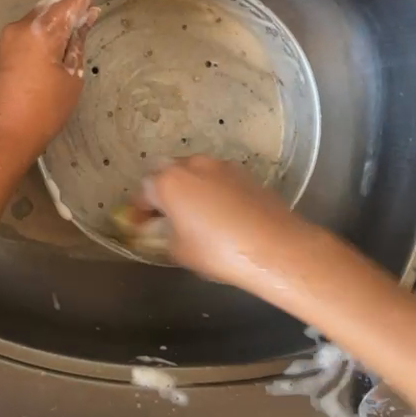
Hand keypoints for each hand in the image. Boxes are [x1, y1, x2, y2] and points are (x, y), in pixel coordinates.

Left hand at [0, 0, 107, 167]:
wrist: (0, 138)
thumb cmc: (43, 112)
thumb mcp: (71, 78)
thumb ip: (77, 44)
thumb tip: (85, 20)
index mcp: (39, 31)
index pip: (69, 1)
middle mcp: (18, 28)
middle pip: (50, 5)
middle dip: (72, 1)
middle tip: (94, 0)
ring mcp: (4, 40)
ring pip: (36, 18)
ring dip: (57, 15)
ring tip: (80, 19)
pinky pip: (26, 32)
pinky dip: (44, 29)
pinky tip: (57, 37)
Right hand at [141, 156, 316, 286]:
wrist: (275, 247)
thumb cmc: (218, 251)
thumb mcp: (179, 251)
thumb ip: (162, 234)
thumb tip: (163, 229)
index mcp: (168, 181)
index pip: (144, 189)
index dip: (140, 208)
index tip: (141, 223)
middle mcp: (192, 165)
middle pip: (168, 171)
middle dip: (163, 189)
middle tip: (167, 213)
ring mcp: (221, 166)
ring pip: (196, 171)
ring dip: (190, 186)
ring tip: (196, 212)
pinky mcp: (246, 173)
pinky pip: (219, 178)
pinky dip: (213, 189)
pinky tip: (222, 212)